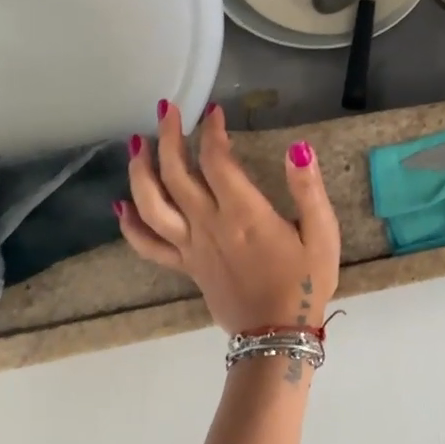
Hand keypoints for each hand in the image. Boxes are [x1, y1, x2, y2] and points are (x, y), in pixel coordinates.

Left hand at [117, 103, 341, 333]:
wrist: (277, 333)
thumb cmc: (306, 280)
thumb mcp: (322, 231)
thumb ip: (308, 189)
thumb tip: (297, 148)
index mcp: (243, 213)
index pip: (216, 160)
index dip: (211, 131)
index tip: (215, 111)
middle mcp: (209, 224)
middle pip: (176, 174)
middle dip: (168, 137)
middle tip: (167, 109)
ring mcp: (192, 247)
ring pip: (151, 204)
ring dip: (140, 171)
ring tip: (137, 144)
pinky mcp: (186, 266)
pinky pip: (148, 245)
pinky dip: (130, 224)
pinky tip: (122, 205)